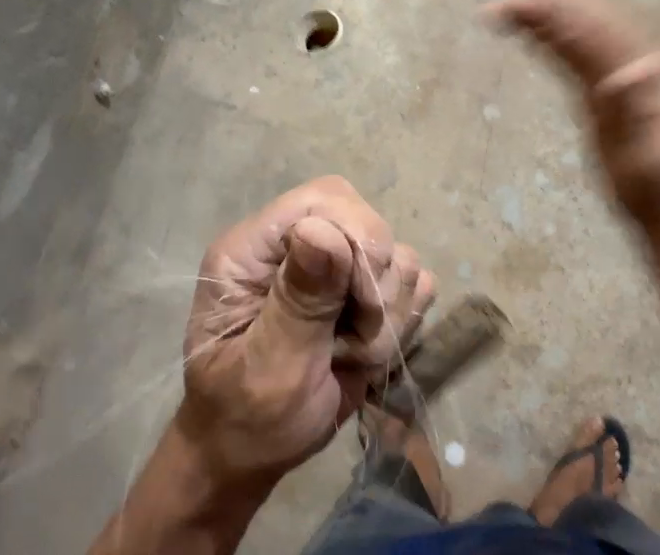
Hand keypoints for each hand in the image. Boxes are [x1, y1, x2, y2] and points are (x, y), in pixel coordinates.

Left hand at [171, 176, 436, 487]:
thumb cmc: (245, 418)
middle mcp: (296, 246)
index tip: (361, 302)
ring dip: (389, 315)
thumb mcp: (268, 368)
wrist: (254, 459)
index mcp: (254, 249)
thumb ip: (299, 301)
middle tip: (353, 341)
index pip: (324, 199)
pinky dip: (403, 320)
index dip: (357, 240)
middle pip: (368, 223)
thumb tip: (321, 231)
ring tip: (351, 355)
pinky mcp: (365, 292)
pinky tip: (367, 351)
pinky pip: (414, 283)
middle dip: (375, 286)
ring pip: (398, 257)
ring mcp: (334, 268)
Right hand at [486, 0, 659, 250]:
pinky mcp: (607, 96)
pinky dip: (553, 41)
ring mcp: (620, 78)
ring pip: (580, 34)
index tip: (517, 5)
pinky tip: (532, 36)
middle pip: (585, 20)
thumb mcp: (656, 154)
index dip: (555, 12)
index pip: (592, 30)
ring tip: (505, 11)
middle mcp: (632, 64)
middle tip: (500, 6)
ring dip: (546, 18)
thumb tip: (641, 63)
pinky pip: (577, 57)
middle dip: (544, 6)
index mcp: (642, 71)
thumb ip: (644, 108)